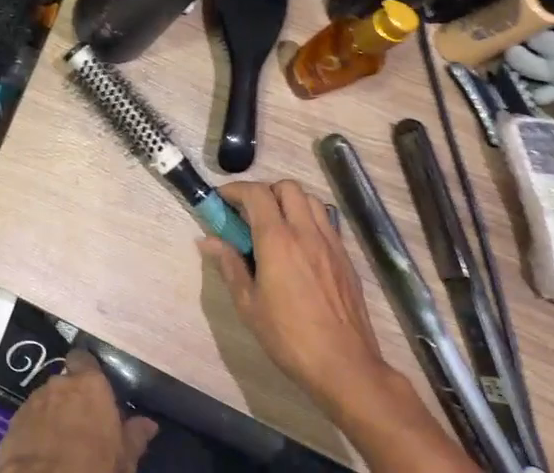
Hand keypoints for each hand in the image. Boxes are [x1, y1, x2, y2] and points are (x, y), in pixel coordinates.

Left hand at [0, 349, 157, 472]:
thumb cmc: (94, 468)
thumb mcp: (124, 459)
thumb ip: (134, 436)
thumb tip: (148, 424)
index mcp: (89, 386)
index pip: (84, 359)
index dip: (87, 371)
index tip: (94, 388)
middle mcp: (59, 384)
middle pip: (65, 382)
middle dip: (71, 397)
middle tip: (82, 422)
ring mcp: (33, 400)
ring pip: (46, 398)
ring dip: (53, 412)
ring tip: (62, 438)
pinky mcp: (14, 420)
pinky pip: (29, 417)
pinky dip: (36, 427)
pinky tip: (43, 448)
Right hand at [199, 180, 393, 415]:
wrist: (345, 366)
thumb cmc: (289, 337)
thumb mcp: (248, 304)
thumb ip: (229, 265)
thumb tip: (207, 241)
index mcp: (278, 240)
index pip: (256, 194)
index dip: (235, 190)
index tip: (221, 200)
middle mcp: (306, 233)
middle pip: (287, 187)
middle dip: (264, 191)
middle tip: (249, 213)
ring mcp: (331, 244)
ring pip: (311, 201)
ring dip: (289, 202)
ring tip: (274, 225)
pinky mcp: (346, 259)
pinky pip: (326, 223)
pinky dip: (308, 220)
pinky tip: (298, 247)